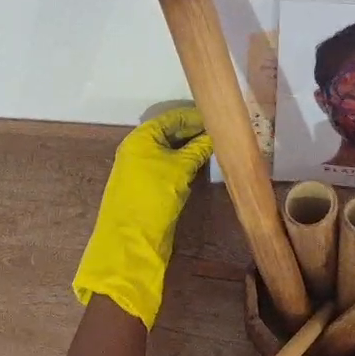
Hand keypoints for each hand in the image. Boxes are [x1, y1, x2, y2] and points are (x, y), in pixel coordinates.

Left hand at [71, 108, 213, 327]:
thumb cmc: (153, 196)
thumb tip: (215, 137)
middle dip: (195, 132)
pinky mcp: (149, 185)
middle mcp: (139, 149)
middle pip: (171, 133)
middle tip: (221, 132)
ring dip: (192, 148)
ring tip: (217, 145)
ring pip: (171, 150)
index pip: (171, 118)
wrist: (132, 238)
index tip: (218, 118)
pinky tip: (203, 163)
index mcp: (141, 138)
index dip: (195, 117)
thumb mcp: (179, 170)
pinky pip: (169, 165)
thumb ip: (197, 150)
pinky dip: (185, 163)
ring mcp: (142, 167)